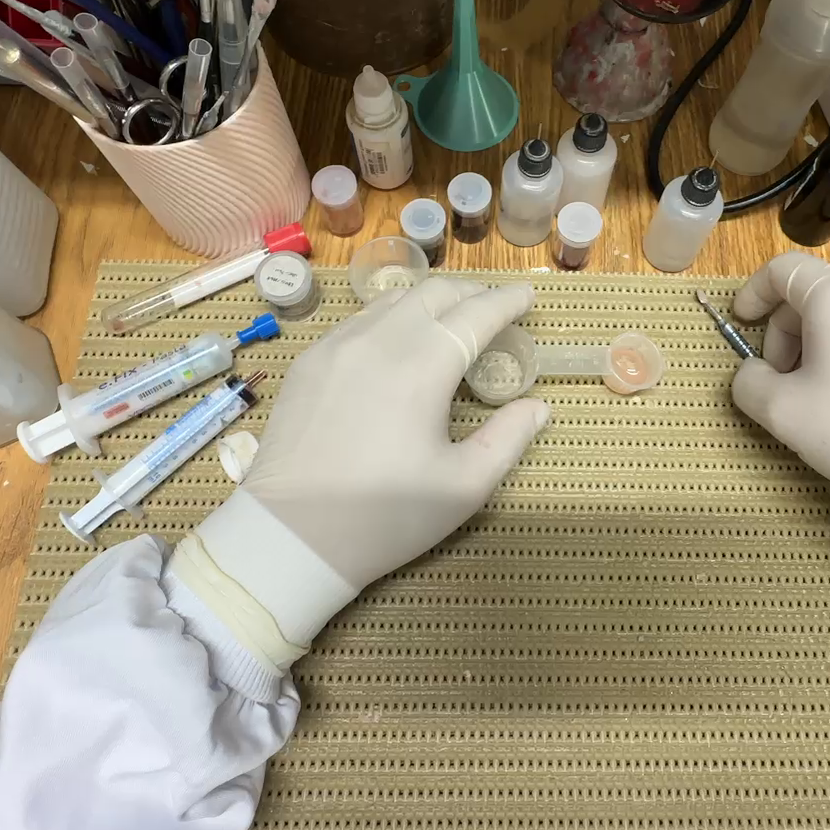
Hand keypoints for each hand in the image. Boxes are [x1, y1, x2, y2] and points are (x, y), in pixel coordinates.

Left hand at [185, 278, 549, 650]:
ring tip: (451, 319)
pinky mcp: (310, 359)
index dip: (508, 301)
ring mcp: (337, 345)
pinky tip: (399, 340)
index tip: (528, 295)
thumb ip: (509, 438)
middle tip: (495, 307)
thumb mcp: (463, 486)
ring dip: (432, 300)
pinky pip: (360, 319)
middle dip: (472, 292)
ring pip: (394, 299)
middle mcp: (379, 340)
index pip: (476, 314)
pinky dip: (393, 316)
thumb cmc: (385, 517)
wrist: (290, 537)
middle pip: (435, 293)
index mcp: (422, 367)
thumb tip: (539, 406)